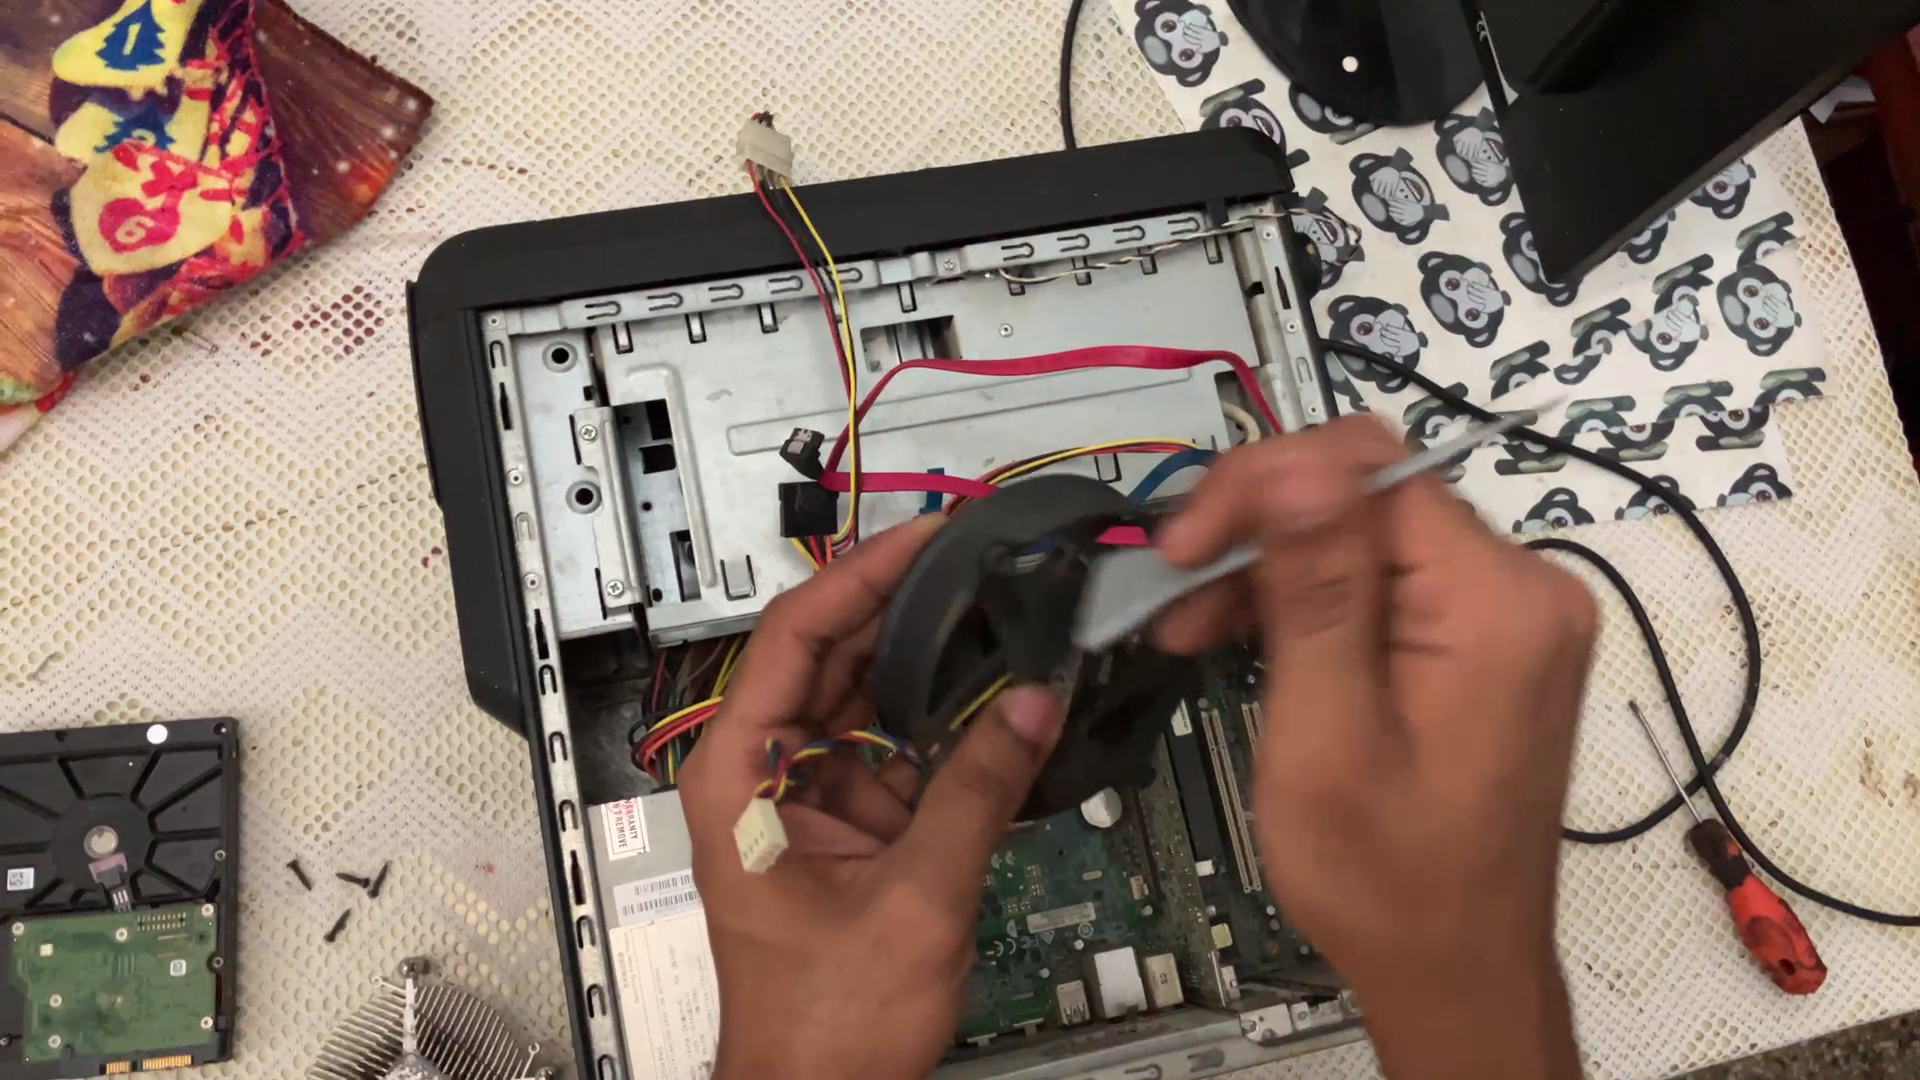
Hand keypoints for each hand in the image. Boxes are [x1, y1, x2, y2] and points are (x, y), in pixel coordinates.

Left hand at [677, 518, 1066, 1079]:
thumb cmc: (827, 1022)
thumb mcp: (916, 899)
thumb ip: (979, 790)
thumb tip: (1033, 703)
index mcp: (741, 773)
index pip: (792, 636)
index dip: (858, 576)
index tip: (921, 539)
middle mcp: (765, 762)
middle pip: (829, 649)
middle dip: (897, 599)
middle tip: (967, 557)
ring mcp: (807, 780)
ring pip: (862, 684)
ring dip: (919, 646)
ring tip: (981, 600)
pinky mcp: (846, 803)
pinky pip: (891, 730)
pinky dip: (935, 704)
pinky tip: (980, 677)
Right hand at [1153, 417, 1595, 1079]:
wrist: (1447, 966)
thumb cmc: (1379, 875)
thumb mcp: (1325, 735)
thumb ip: (1316, 595)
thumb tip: (1296, 467)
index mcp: (1494, 604)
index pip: (1362, 470)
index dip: (1257, 487)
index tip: (1180, 548)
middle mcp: (1512, 586)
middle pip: (1353, 492)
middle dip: (1248, 529)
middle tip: (1172, 585)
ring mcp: (1489, 609)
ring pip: (1345, 530)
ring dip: (1255, 565)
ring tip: (1188, 623)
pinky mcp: (1459, 634)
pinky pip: (1360, 576)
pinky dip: (1286, 595)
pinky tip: (1230, 631)